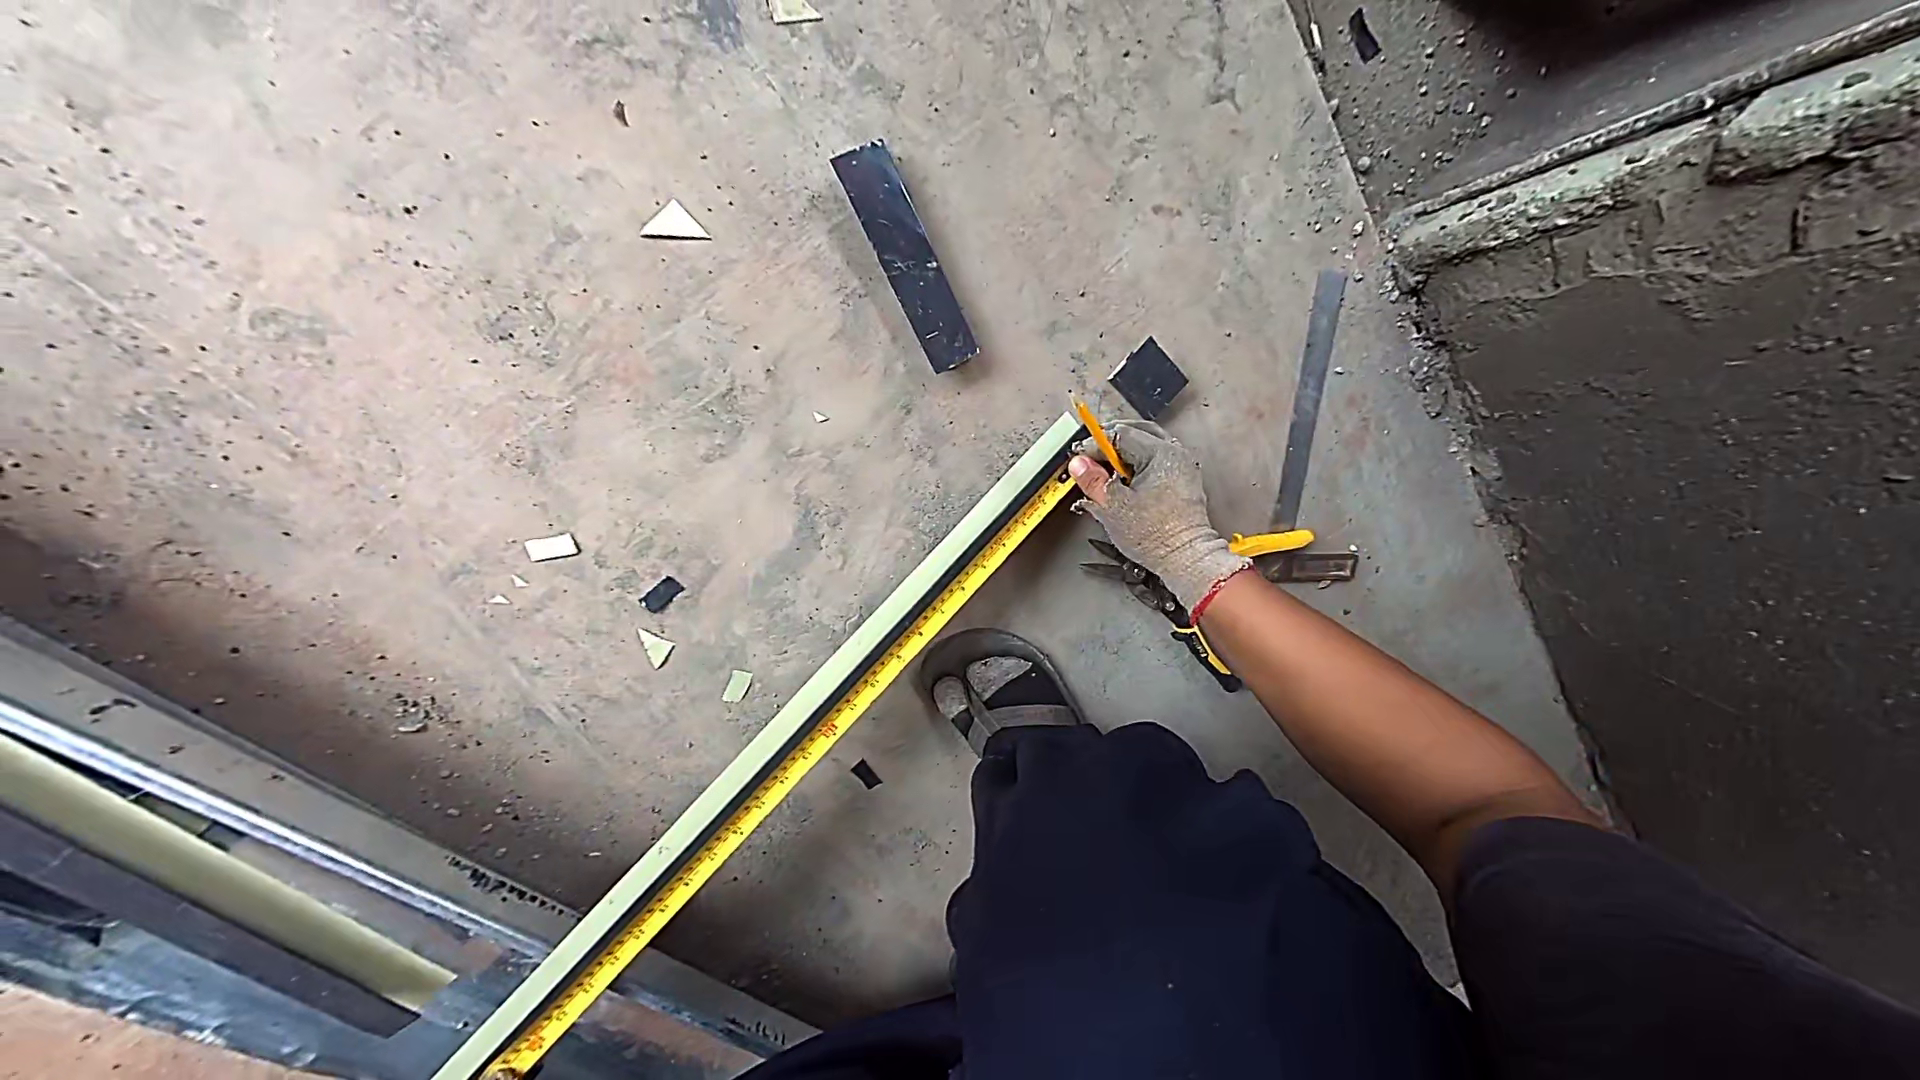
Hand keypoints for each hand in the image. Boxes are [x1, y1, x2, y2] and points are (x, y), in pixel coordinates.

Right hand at [1068, 421, 1249, 610]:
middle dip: (1109, 444)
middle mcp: (1175, 455)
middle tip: (1090, 458)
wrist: (1185, 560)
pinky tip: (1124, 482)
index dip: (1094, 445)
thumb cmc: (1156, 536)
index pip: (1119, 434)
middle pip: (1136, 433)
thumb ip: (1093, 480)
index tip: (1080, 460)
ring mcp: (1181, 468)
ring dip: (1123, 454)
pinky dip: (1136, 465)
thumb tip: (1078, 463)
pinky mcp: (1181, 482)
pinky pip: (1155, 461)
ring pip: (1146, 446)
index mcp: (1160, 454)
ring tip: (1106, 472)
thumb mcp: (1113, 506)